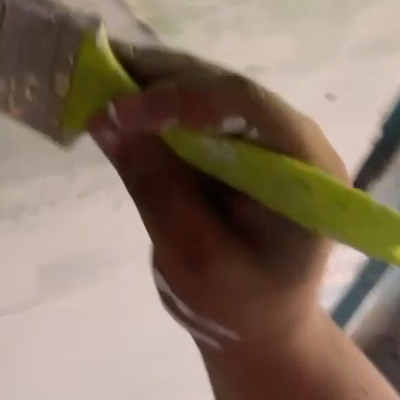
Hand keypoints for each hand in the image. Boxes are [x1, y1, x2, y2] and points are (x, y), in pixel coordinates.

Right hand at [87, 45, 346, 351]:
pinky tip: (115, 99)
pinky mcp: (231, 135)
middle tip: (95, 76)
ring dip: (147, 81)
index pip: (247, 103)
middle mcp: (288, 135)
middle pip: (219, 84)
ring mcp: (260, 132)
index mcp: (305, 167)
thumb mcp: (194, 257)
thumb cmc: (237, 303)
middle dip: (156, 80)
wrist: (257, 323)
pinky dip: (148, 97)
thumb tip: (104, 119)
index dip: (184, 95)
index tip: (123, 109)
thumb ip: (156, 188)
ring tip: (95, 79)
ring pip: (200, 84)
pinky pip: (188, 101)